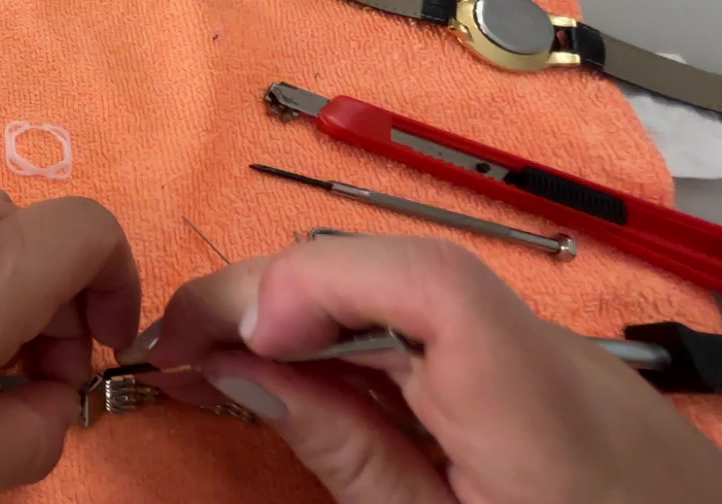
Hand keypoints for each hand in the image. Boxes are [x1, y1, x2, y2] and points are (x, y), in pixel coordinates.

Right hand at [136, 236, 721, 502]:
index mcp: (548, 421)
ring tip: (203, 357)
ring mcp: (543, 350)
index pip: (432, 283)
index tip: (246, 343)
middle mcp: (552, 356)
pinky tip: (273, 364)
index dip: (316, 283)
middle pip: (373, 271)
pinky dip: (321, 333)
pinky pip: (400, 318)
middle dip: (254, 295)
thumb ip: (343, 455)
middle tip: (173, 347)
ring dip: (274, 311)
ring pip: (372, 284)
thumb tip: (227, 364)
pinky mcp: (526, 361)